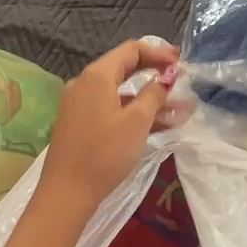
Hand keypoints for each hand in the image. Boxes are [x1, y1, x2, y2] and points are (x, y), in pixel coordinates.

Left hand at [37, 39, 179, 210]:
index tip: (181, 64)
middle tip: (180, 78)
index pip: (132, 50)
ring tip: (180, 109)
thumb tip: (166, 78)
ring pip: (121, 92)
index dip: (159, 54)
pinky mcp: (80, 123)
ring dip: (149, 98)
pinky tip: (159, 125)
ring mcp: (80, 104)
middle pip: (125, 68)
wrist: (66, 195)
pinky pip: (112, 108)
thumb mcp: (137, 121)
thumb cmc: (105, 153)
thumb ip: (155, 93)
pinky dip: (134, 112)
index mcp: (97, 76)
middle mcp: (85, 84)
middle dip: (155, 74)